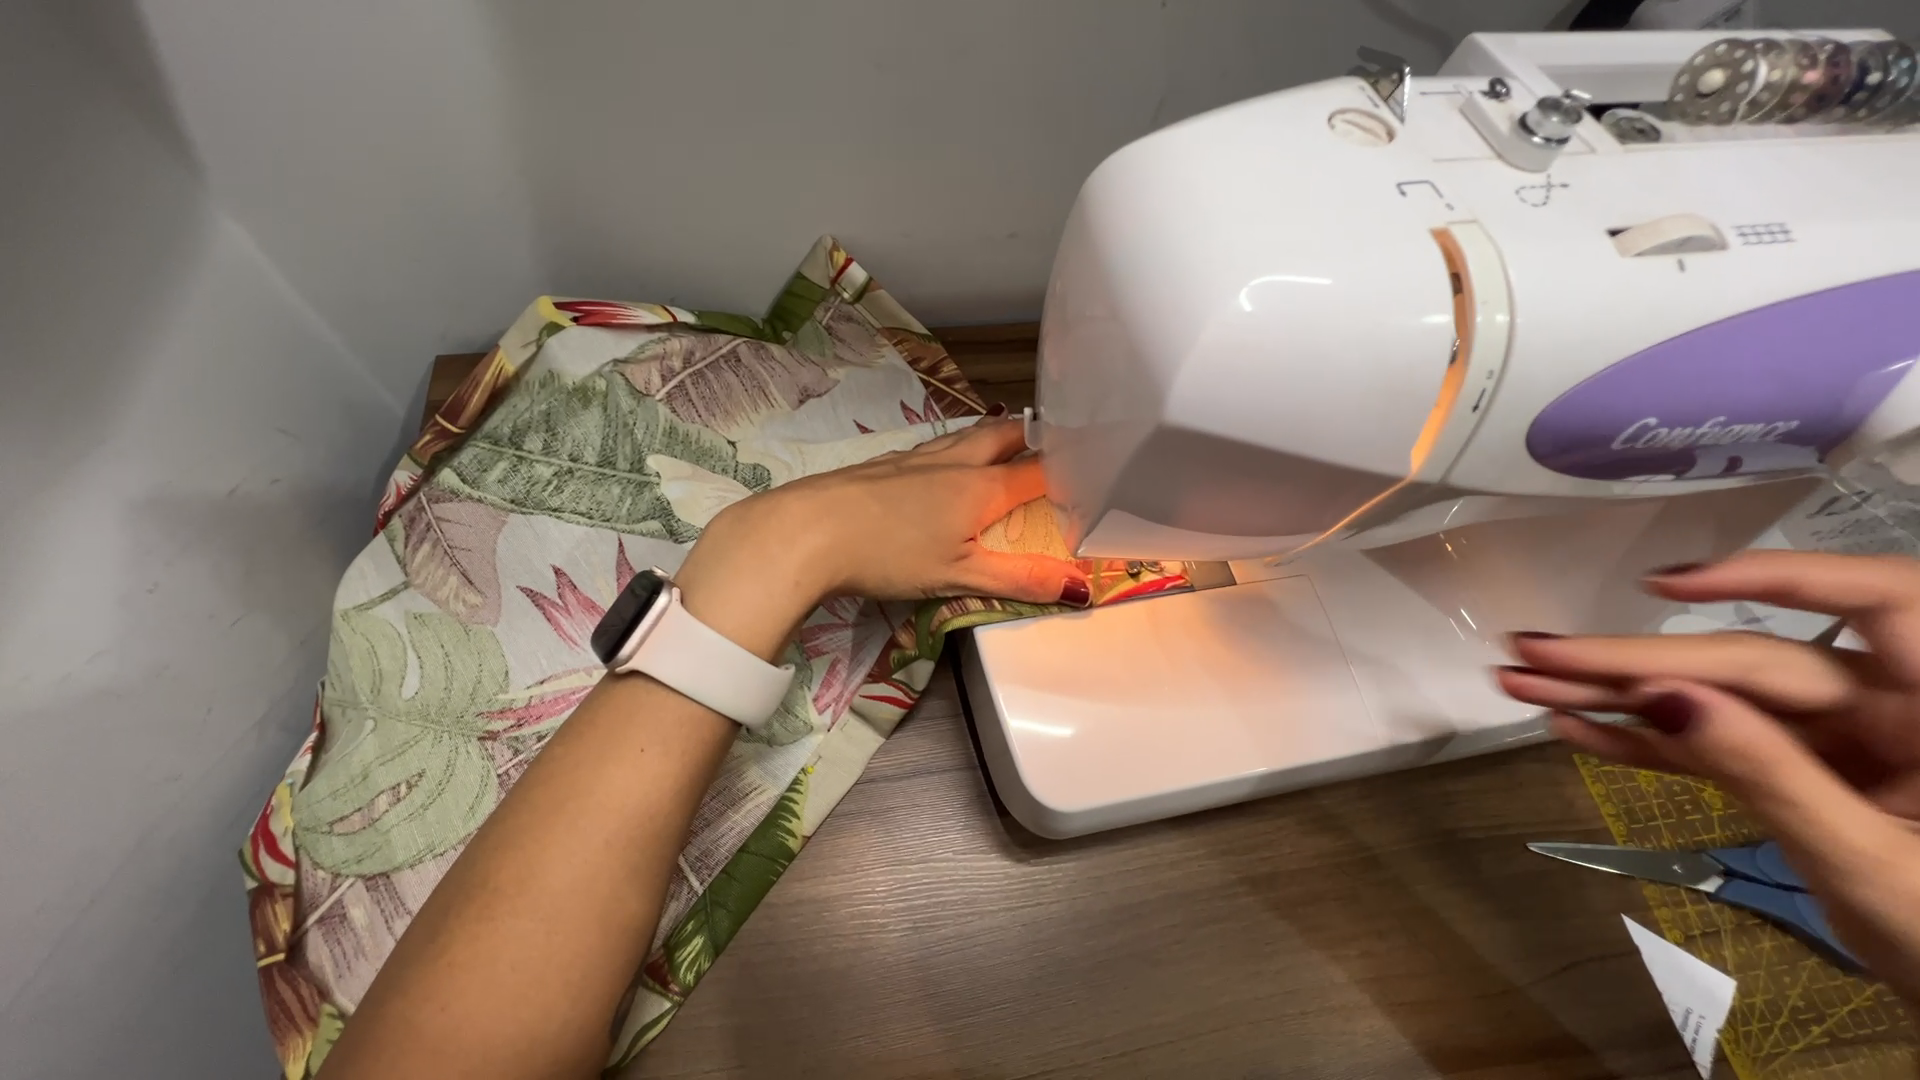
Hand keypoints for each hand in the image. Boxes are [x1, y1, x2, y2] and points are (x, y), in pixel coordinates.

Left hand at [673, 416, 1091, 659]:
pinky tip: (939, 465)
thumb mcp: (961, 575)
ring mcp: (913, 459)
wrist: (806, 532)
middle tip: (1052, 442)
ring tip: (1005, 442)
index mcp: (980, 487)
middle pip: (1002, 436)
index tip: (1092, 474)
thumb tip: (1082, 588)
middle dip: (1031, 437)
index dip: (1069, 471)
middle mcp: (952, 462)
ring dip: (992, 436)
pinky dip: (953, 449)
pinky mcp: (881, 465)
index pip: (1038, 470)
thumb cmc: (889, 554)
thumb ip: (1020, 579)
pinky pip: (932, 448)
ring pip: (964, 436)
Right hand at [1495, 552, 1919, 1000]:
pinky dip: (1639, 742)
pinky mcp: (1790, 772)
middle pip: (1743, 664)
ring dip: (1610, 695)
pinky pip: (1706, 748)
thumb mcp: (1875, 864)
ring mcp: (1833, 742)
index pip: (1877, 601)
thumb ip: (1770, 775)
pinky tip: (1571, 729)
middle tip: (1530, 653)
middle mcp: (1884, 709)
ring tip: (1519, 683)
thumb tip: (1666, 699)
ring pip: (1708, 701)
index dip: (1773, 577)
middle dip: (1629, 660)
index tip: (1663, 586)